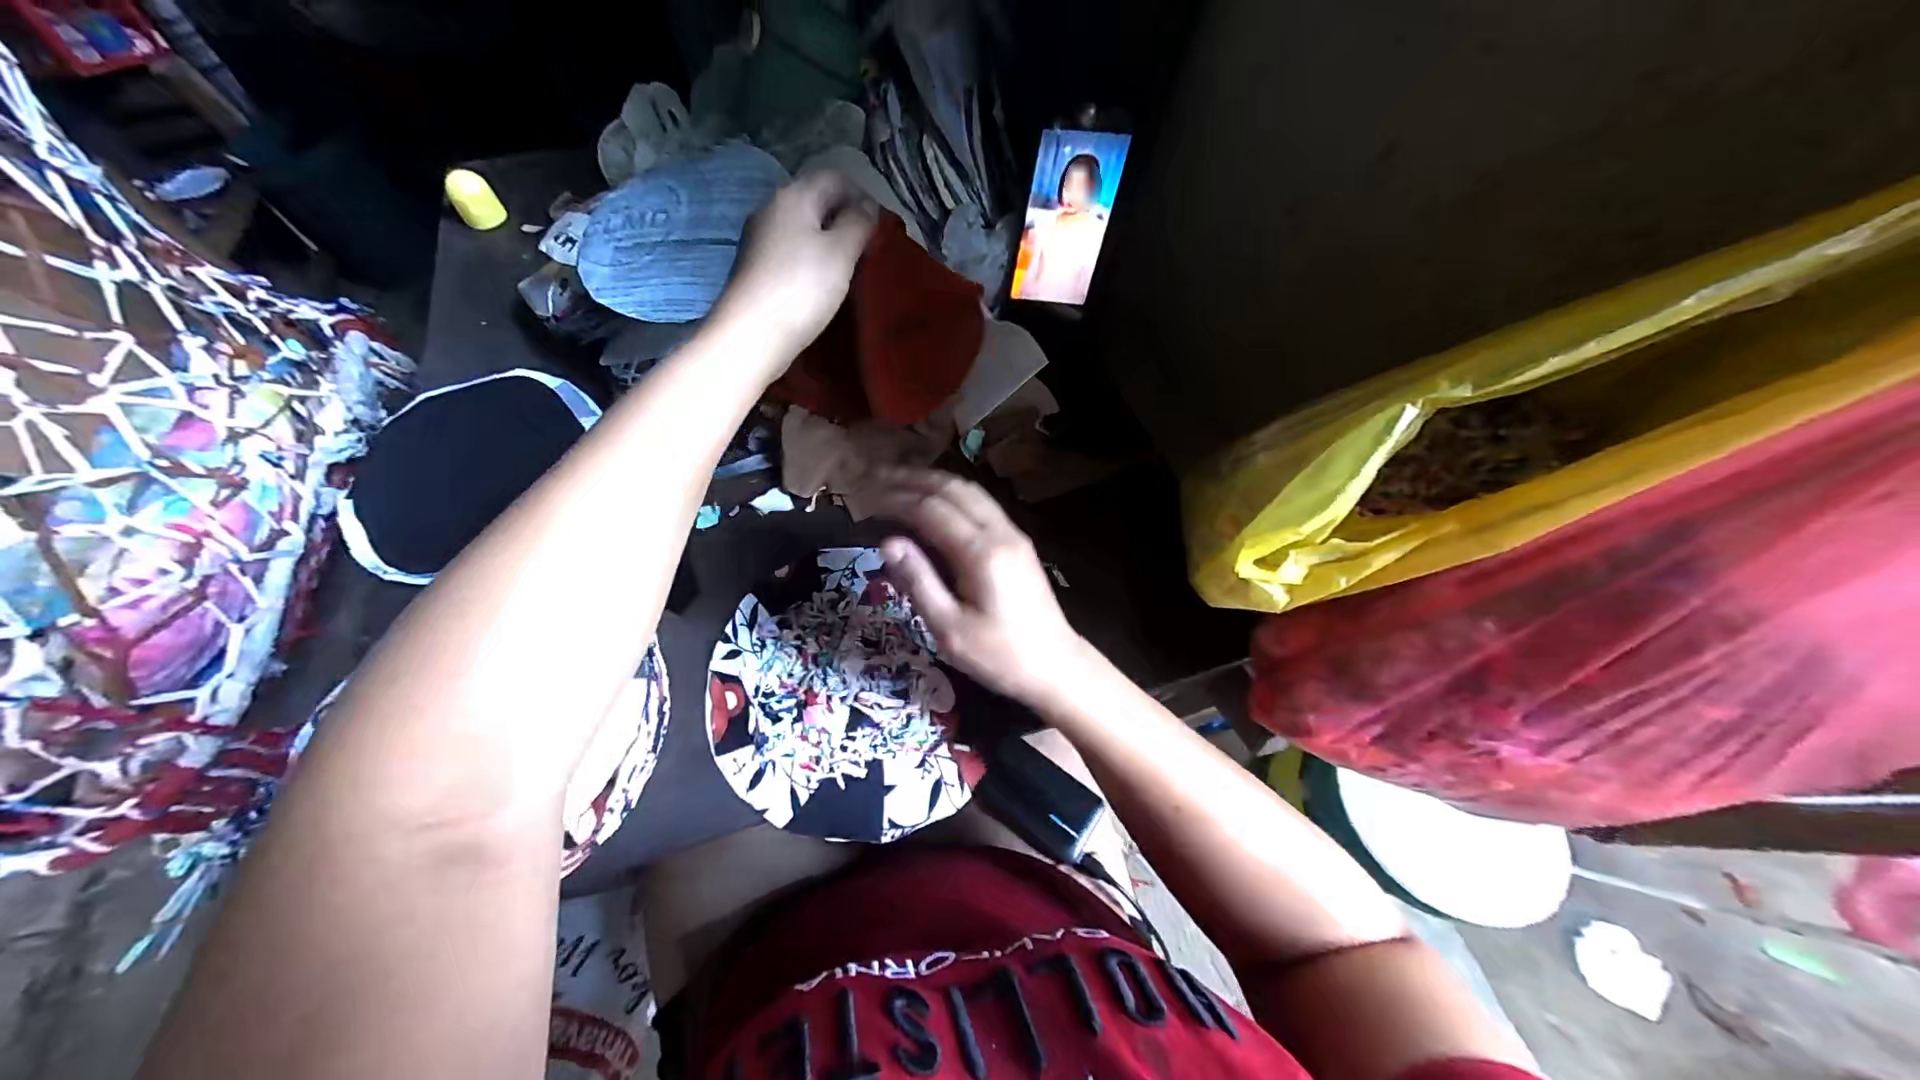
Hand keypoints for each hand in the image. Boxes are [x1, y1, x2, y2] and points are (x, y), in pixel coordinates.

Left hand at [711, 169, 877, 370]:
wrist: (751, 335)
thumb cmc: (802, 288)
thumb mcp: (841, 252)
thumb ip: (858, 223)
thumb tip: (866, 206)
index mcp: (793, 196)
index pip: (834, 177)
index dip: (862, 195)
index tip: (881, 226)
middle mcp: (771, 209)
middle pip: (816, 201)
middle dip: (845, 218)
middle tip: (869, 249)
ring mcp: (759, 239)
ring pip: (803, 228)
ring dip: (828, 241)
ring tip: (849, 268)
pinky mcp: (756, 268)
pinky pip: (791, 251)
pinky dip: (811, 259)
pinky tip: (822, 283)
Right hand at [865, 468, 1096, 711]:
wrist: (1056, 666)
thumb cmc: (999, 656)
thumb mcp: (950, 629)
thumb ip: (918, 582)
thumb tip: (888, 543)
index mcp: (981, 553)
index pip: (930, 510)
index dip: (895, 500)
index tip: (865, 501)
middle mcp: (1000, 533)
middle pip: (952, 489)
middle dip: (911, 480)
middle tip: (875, 479)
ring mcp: (1013, 534)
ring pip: (970, 490)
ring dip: (933, 482)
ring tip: (898, 481)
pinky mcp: (1018, 542)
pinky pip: (981, 503)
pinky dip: (952, 493)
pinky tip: (935, 501)